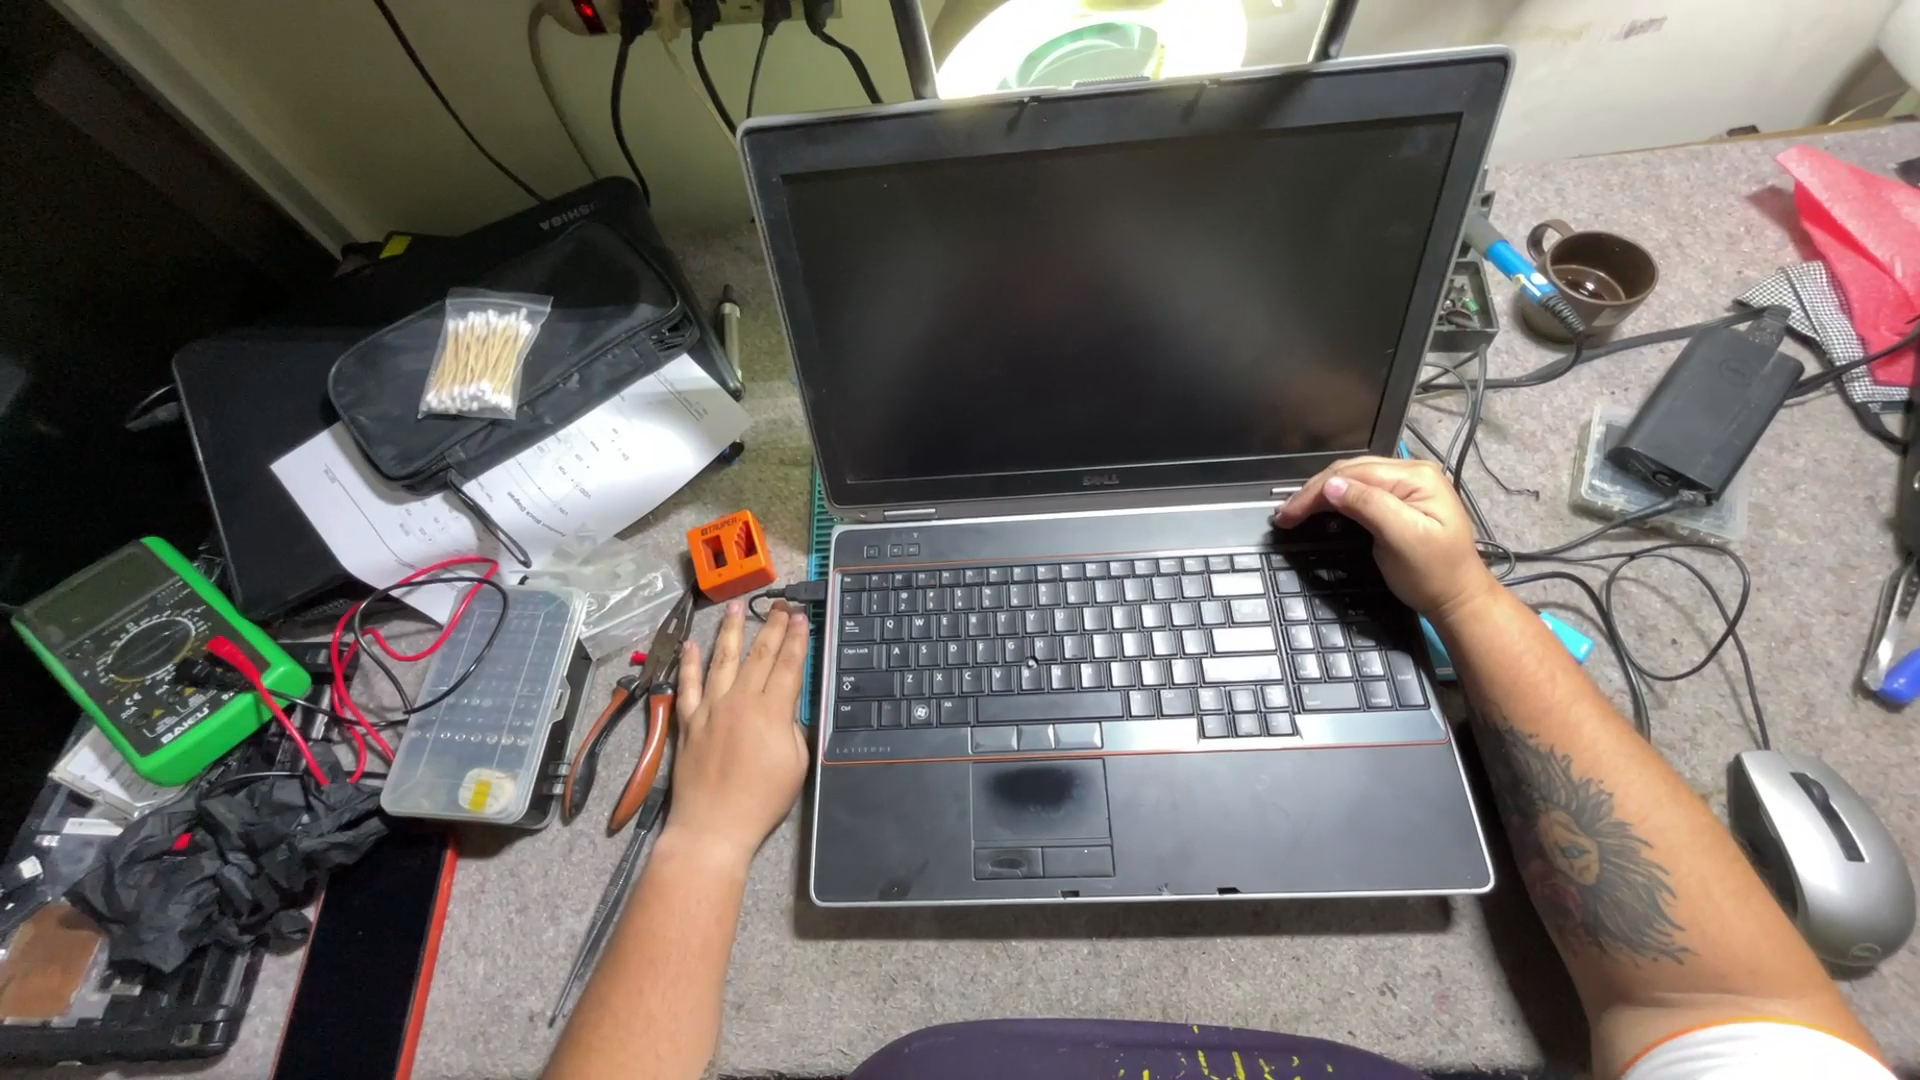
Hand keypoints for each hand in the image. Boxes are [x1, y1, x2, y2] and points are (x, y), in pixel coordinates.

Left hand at [667, 598, 810, 868]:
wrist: (713, 826)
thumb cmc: (762, 800)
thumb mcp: (796, 763)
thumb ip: (794, 727)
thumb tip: (788, 705)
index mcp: (771, 711)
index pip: (788, 665)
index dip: (796, 639)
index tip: (801, 616)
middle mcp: (740, 701)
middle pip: (760, 655)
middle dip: (771, 626)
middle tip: (780, 604)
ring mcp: (711, 708)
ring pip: (723, 660)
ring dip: (731, 631)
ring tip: (735, 607)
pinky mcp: (688, 722)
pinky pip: (688, 686)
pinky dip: (690, 663)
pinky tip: (693, 644)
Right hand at [1272, 456, 1499, 621]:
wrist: (1458, 599)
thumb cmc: (1433, 573)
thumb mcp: (1402, 538)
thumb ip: (1368, 506)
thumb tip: (1330, 486)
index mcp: (1416, 476)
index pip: (1352, 474)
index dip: (1314, 492)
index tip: (1286, 516)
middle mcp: (1411, 473)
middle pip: (1349, 472)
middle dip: (1312, 491)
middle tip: (1283, 515)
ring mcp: (1406, 486)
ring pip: (1350, 480)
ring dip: (1319, 494)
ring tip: (1293, 511)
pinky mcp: (1398, 501)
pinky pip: (1358, 492)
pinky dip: (1333, 500)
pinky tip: (1318, 508)